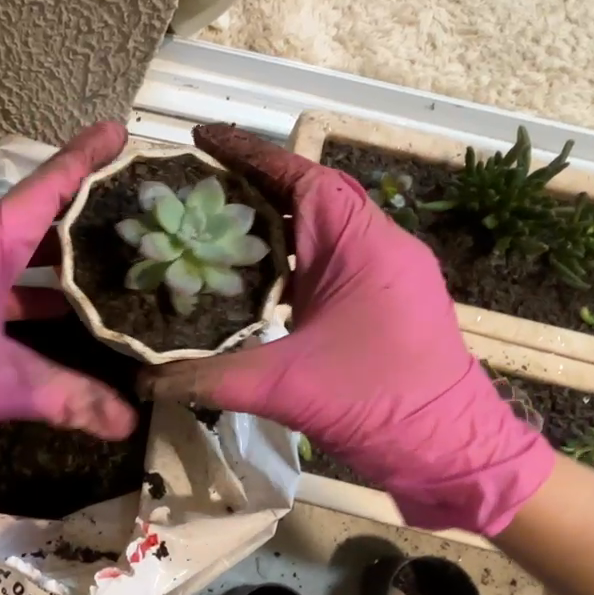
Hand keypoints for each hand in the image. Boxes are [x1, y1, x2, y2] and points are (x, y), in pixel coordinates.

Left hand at [0, 122, 138, 531]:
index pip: (38, 192)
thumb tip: (130, 422)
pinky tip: (91, 314)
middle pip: (40, 221)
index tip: (120, 132)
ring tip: (128, 251)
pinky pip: (23, 300)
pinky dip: (55, 303)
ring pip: (33, 261)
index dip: (80, 160)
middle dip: (88, 208)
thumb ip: (69, 397)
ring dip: (74, 259)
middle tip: (143, 198)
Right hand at [138, 124, 553, 534]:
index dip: (250, 153)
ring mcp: (378, 273)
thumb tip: (138, 379)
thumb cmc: (381, 405)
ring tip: (203, 217)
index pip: (302, 176)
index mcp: (362, 245)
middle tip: (187, 181)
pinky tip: (240, 270)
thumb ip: (207, 377)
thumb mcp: (284, 387)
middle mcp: (373, 246)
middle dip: (248, 181)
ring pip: (313, 226)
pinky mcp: (373, 300)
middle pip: (305, 193)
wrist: (455, 455)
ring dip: (263, 217)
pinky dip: (279, 252)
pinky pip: (320, 258)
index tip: (200, 139)